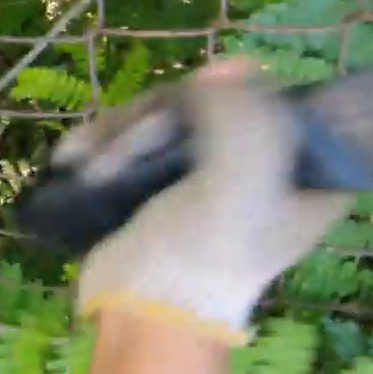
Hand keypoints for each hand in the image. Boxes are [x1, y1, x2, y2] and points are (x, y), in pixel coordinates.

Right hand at [49, 59, 350, 336]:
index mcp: (302, 170)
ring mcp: (197, 178)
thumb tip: (226, 63)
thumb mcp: (237, 184)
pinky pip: (124, 145)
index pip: (266, 101)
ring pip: (153, 124)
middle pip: (199, 108)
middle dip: (146, 127)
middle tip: (117, 155)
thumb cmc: (199, 254)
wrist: (143, 310)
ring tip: (83, 167)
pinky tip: (70, 160)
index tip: (181, 111)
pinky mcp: (149, 188)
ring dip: (112, 139)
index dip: (219, 97)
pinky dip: (94, 147)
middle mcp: (256, 167)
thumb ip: (241, 119)